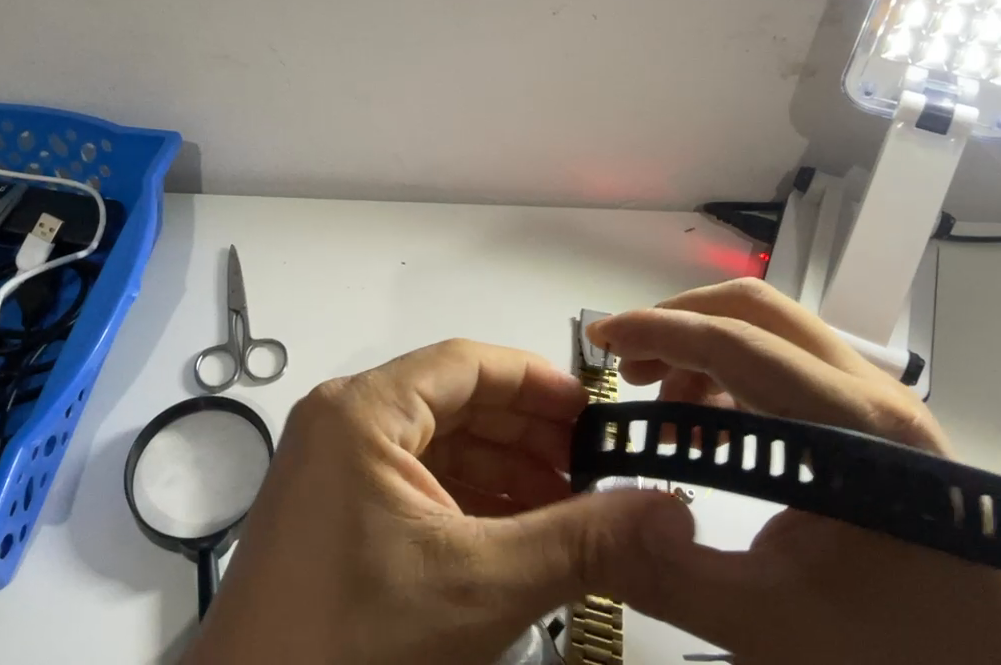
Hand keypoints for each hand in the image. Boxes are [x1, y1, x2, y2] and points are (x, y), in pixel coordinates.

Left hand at [184, 339, 688, 664]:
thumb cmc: (352, 638)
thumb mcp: (479, 584)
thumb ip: (579, 541)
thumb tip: (665, 510)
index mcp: (362, 411)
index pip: (466, 363)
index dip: (537, 382)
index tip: (595, 413)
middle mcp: (343, 422)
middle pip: (455, 400)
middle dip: (529, 432)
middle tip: (594, 467)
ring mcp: (336, 465)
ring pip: (439, 444)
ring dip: (505, 471)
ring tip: (570, 506)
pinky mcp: (337, 507)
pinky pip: (417, 482)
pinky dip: (471, 500)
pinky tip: (520, 533)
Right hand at [586, 278, 1000, 664]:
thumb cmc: (904, 653)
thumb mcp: (769, 625)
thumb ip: (665, 574)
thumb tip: (584, 525)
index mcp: (855, 432)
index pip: (735, 344)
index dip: (656, 331)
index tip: (598, 340)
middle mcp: (874, 395)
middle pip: (756, 309)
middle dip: (678, 323)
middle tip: (628, 368)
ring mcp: (882, 403)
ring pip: (774, 331)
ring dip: (706, 349)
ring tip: (667, 410)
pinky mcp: (880, 421)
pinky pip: (791, 365)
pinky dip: (736, 376)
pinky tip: (716, 433)